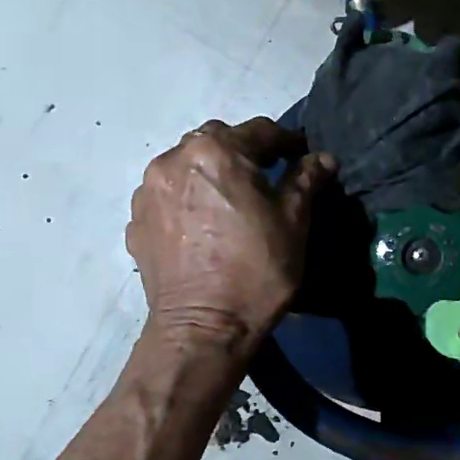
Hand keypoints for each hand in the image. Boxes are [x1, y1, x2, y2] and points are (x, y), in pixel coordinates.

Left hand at [128, 118, 334, 345]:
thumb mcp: (293, 224)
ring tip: (227, 201)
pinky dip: (184, 200)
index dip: (285, 141)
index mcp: (216, 152)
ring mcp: (147, 192)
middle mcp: (173, 160)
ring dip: (208, 174)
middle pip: (215, 142)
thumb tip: (323, 158)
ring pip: (184, 166)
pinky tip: (200, 225)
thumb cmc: (256, 271)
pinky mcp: (135, 222)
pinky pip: (165, 197)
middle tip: (263, 178)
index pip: (258, 131)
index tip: (300, 155)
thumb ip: (306, 181)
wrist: (202, 328)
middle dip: (242, 153)